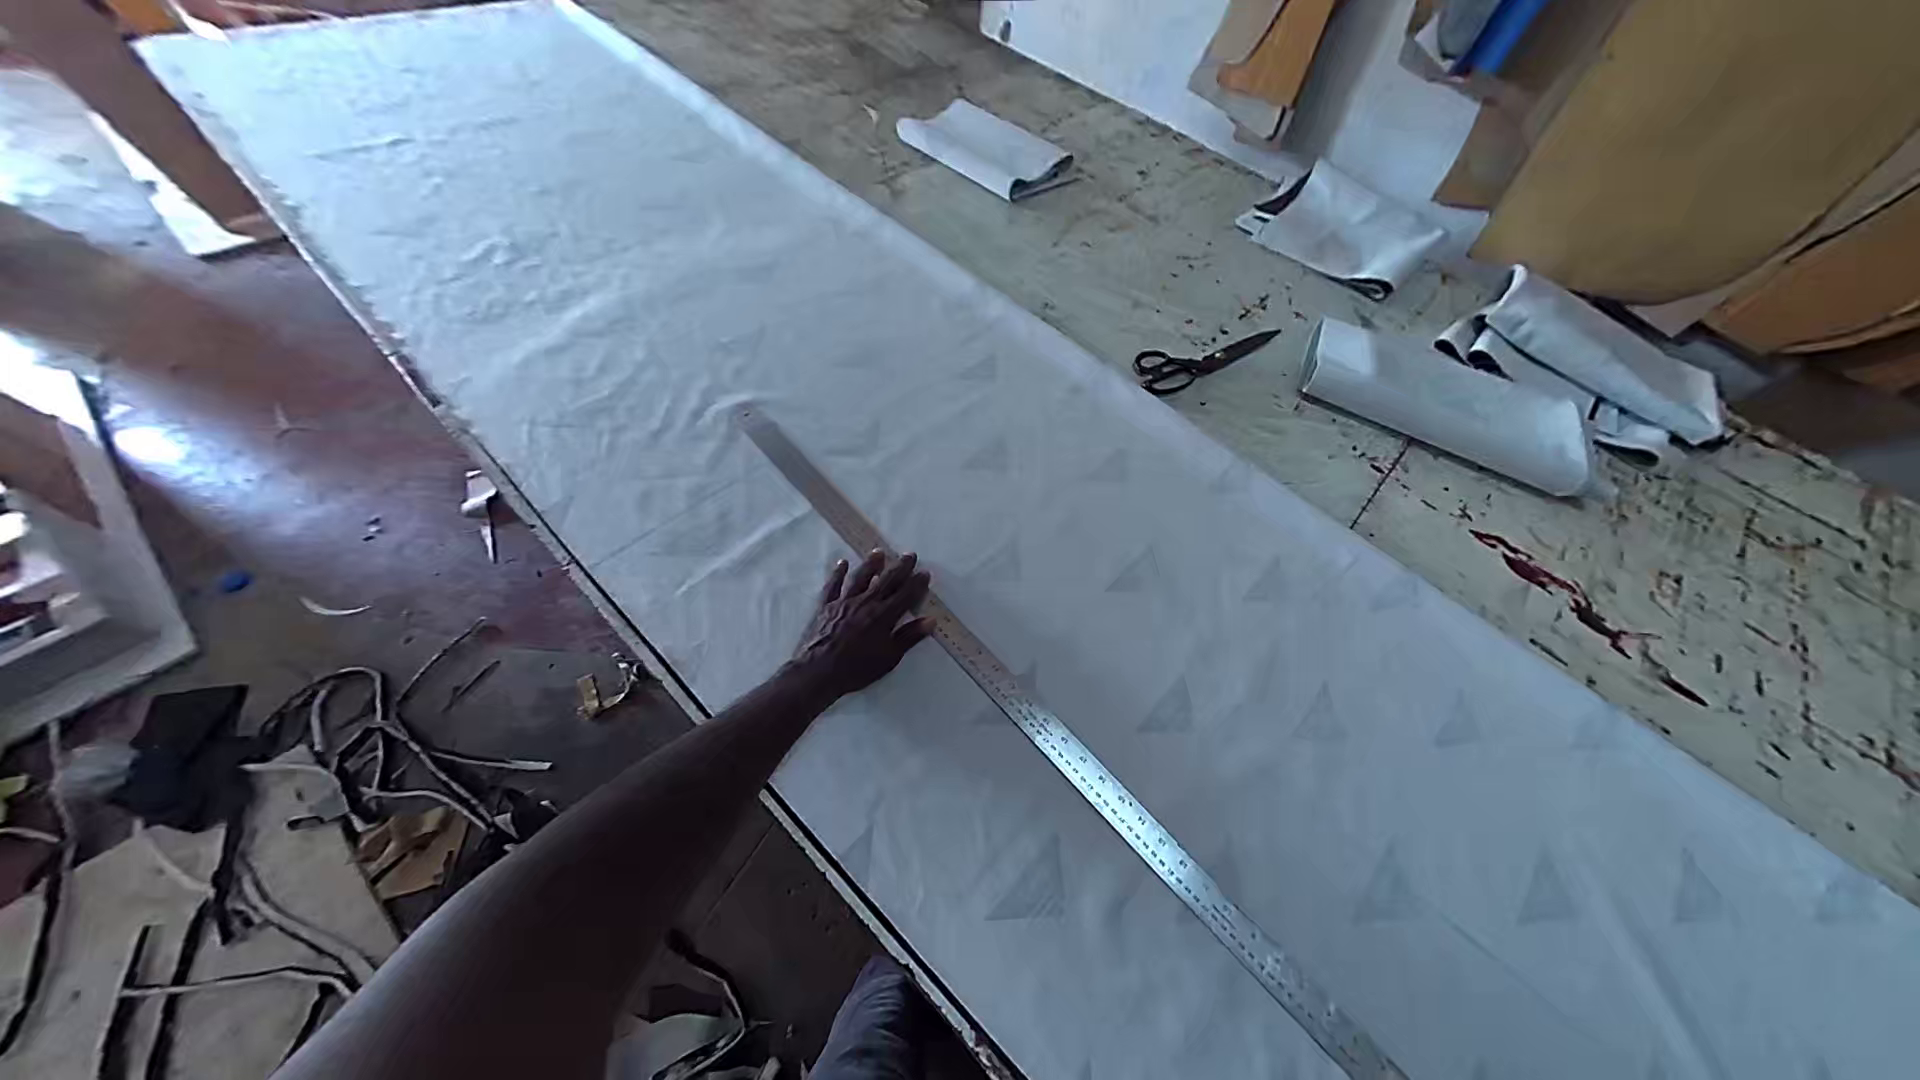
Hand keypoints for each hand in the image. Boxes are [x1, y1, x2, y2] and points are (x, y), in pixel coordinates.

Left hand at [789, 550, 934, 701]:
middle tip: (910, 555)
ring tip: (879, 552)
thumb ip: (909, 637)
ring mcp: (844, 602)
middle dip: (900, 567)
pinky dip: (838, 573)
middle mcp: (866, 603)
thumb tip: (930, 620)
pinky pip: (834, 585)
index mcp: (883, 616)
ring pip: (861, 578)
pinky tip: (842, 563)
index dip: (917, 583)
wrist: (819, 671)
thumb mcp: (889, 658)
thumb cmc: (857, 668)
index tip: (925, 572)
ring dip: (871, 564)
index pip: (905, 595)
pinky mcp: (827, 606)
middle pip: (886, 580)